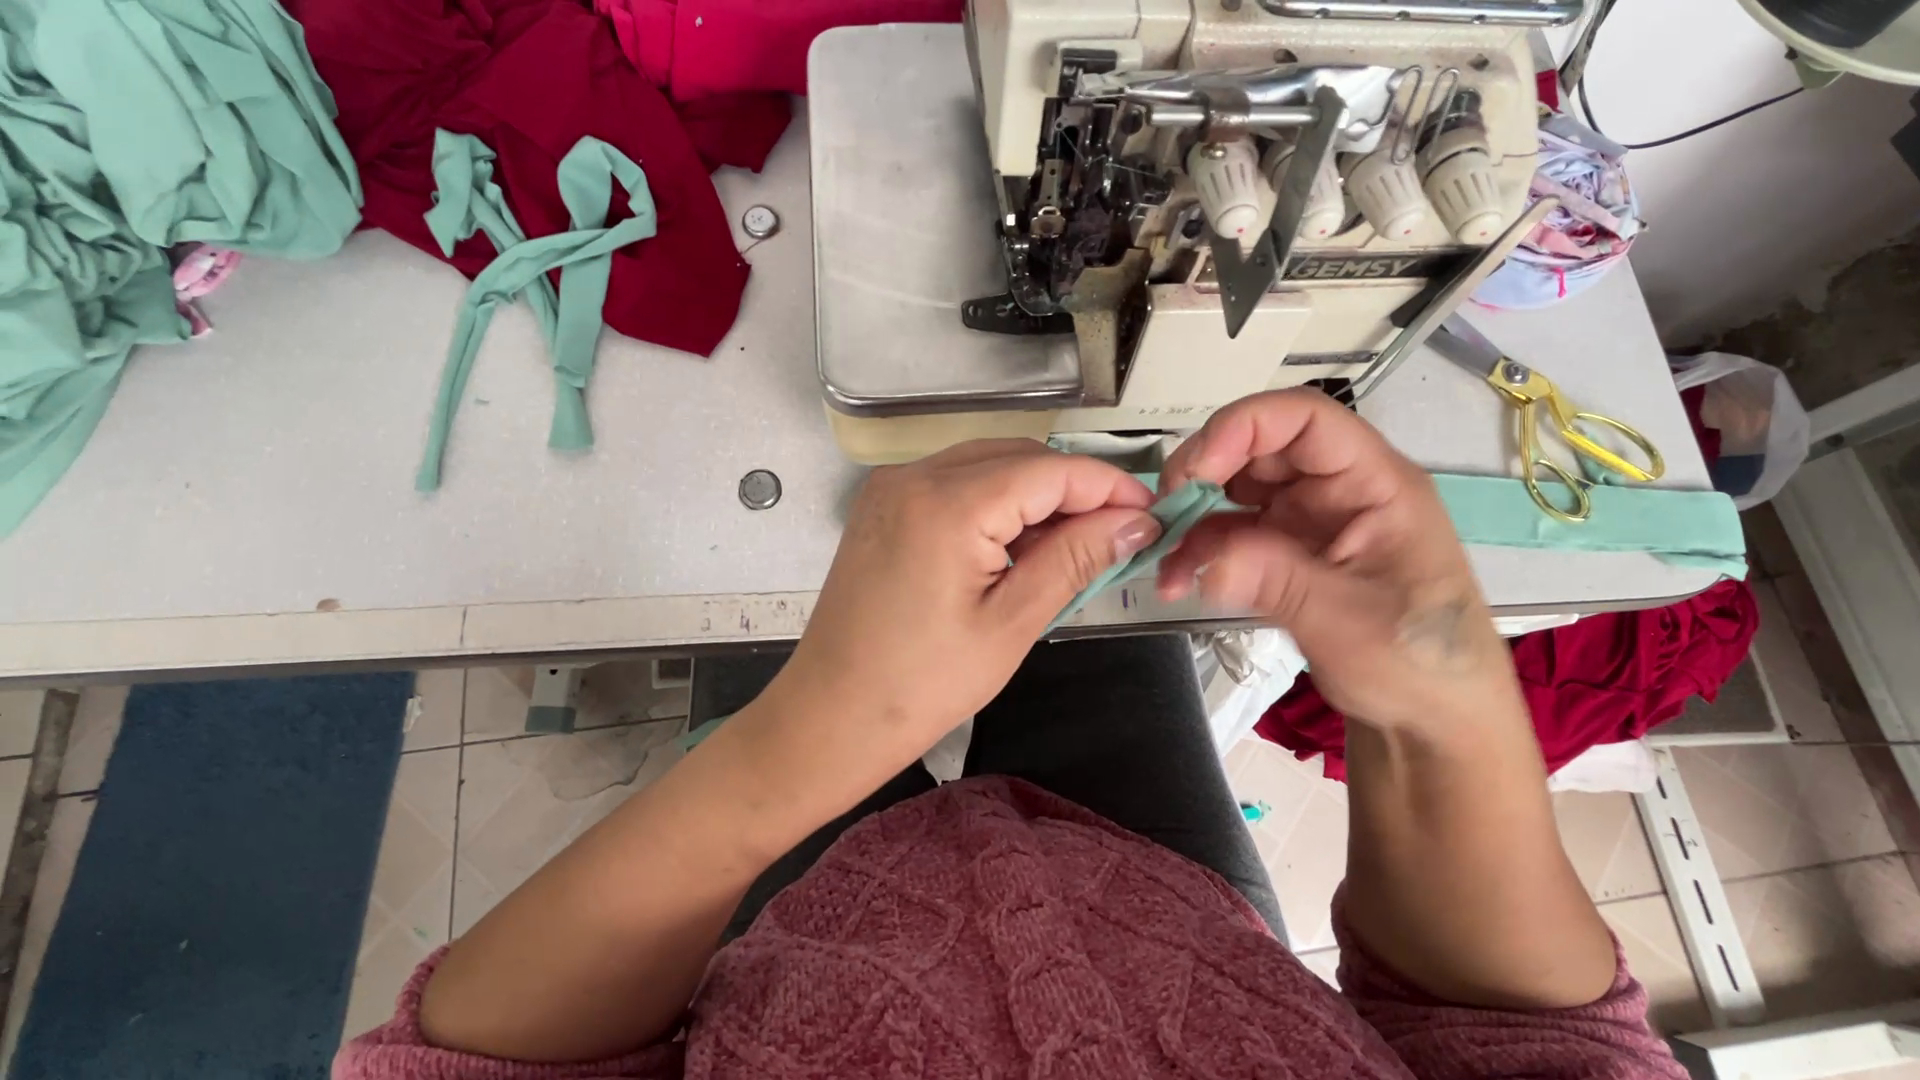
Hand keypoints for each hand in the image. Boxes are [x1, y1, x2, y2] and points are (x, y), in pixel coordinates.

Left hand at [768, 439, 1160, 765]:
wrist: (831, 716)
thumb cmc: (919, 685)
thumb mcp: (1011, 623)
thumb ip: (1075, 558)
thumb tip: (1134, 522)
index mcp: (947, 504)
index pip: (1050, 469)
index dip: (1108, 485)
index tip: (1149, 512)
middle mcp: (913, 477)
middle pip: (1018, 457)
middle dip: (1073, 489)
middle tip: (1117, 534)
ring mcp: (891, 489)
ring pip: (987, 465)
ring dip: (1036, 495)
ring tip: (1072, 546)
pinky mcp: (883, 508)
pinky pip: (955, 484)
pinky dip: (995, 503)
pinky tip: (1018, 545)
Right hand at [1156, 389, 1520, 730]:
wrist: (1428, 717)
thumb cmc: (1417, 663)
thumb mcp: (1349, 623)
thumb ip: (1278, 582)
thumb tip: (1208, 560)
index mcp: (1373, 483)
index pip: (1304, 419)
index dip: (1243, 428)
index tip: (1194, 473)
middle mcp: (1336, 489)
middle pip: (1258, 448)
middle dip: (1203, 472)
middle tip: (1163, 512)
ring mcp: (1307, 520)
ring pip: (1235, 490)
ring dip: (1192, 517)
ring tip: (1162, 558)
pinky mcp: (1285, 552)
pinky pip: (1230, 534)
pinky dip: (1198, 552)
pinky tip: (1175, 582)